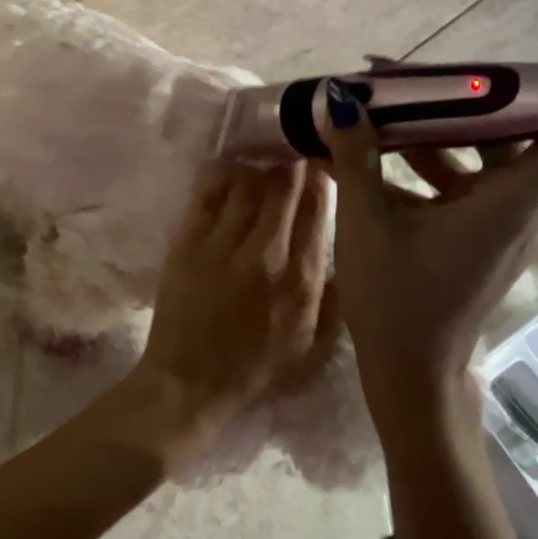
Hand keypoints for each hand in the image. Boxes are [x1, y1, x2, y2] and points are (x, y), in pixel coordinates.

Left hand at [136, 160, 336, 428]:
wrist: (192, 380)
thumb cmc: (257, 368)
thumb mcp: (316, 345)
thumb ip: (338, 297)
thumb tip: (351, 252)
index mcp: (300, 280)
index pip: (317, 211)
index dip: (321, 181)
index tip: (323, 169)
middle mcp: (264, 253)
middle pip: (282, 186)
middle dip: (291, 166)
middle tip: (293, 158)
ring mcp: (221, 243)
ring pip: (245, 182)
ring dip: (258, 168)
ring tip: (263, 165)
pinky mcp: (186, 238)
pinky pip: (207, 191)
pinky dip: (223, 174)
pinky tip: (232, 170)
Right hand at [322, 91, 537, 409]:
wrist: (408, 370)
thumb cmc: (397, 295)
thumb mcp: (367, 219)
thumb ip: (355, 154)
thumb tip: (342, 96)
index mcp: (510, 201)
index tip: (489, 77)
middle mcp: (515, 206)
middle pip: (517, 134)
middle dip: (465, 101)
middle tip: (409, 81)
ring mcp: (494, 222)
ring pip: (483, 156)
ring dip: (436, 129)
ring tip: (379, 107)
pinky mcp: (471, 236)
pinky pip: (460, 182)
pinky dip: (425, 162)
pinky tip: (370, 153)